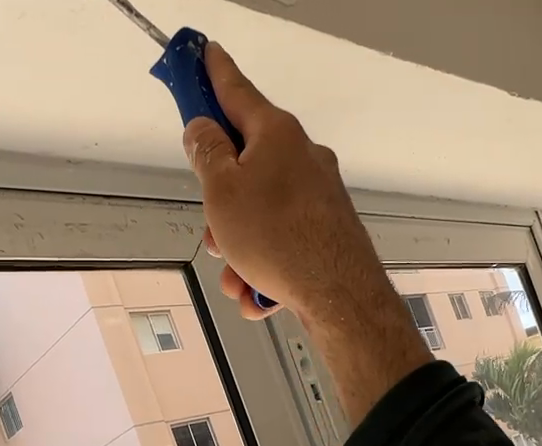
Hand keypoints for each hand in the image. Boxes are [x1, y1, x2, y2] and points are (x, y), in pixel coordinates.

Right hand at [182, 43, 429, 423]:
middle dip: (221, 209)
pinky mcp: (326, 232)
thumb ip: (206, 154)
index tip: (204, 54)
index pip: (236, 91)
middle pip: (245, 169)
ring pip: (260, 217)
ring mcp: (317, 197)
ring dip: (240, 251)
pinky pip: (281, 246)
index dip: (213, 74)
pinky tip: (259, 294)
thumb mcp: (222, 192)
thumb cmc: (277, 237)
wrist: (338, 294)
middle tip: (215, 235)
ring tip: (240, 279)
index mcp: (276, 134)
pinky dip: (264, 270)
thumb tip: (203, 129)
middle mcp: (302, 158)